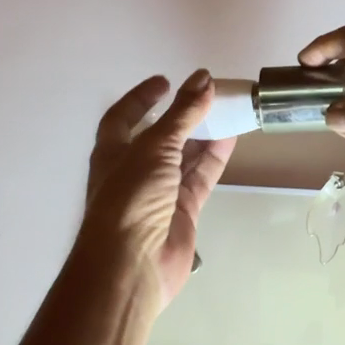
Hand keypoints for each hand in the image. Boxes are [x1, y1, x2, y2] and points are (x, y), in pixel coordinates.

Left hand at [78, 70, 235, 308]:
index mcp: (113, 152)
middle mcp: (134, 170)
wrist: (131, 266)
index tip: (165, 81)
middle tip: (207, 95)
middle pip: (159, 136)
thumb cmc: (130, 198)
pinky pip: (200, 177)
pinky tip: (231, 139)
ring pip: (184, 156)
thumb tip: (203, 78)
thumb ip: (183, 113)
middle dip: (181, 117)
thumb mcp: (155, 147)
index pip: (123, 116)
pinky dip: (214, 158)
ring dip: (203, 135)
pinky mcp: (182, 212)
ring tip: (226, 111)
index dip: (141, 98)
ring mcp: (158, 192)